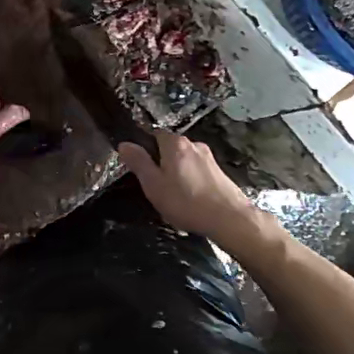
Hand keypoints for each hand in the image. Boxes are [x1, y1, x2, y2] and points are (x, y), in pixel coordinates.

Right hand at [118, 131, 265, 245]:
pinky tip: (191, 199)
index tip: (141, 169)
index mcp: (175, 143)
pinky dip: (191, 181)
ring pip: (185, 161)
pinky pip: (197, 171)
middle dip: (161, 163)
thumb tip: (124, 144)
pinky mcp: (220, 172)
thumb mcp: (153, 185)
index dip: (144, 149)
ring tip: (174, 197)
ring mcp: (209, 158)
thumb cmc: (186, 202)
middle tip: (156, 187)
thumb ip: (139, 162)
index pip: (153, 134)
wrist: (229, 218)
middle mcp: (194, 144)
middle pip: (170, 148)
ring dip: (177, 173)